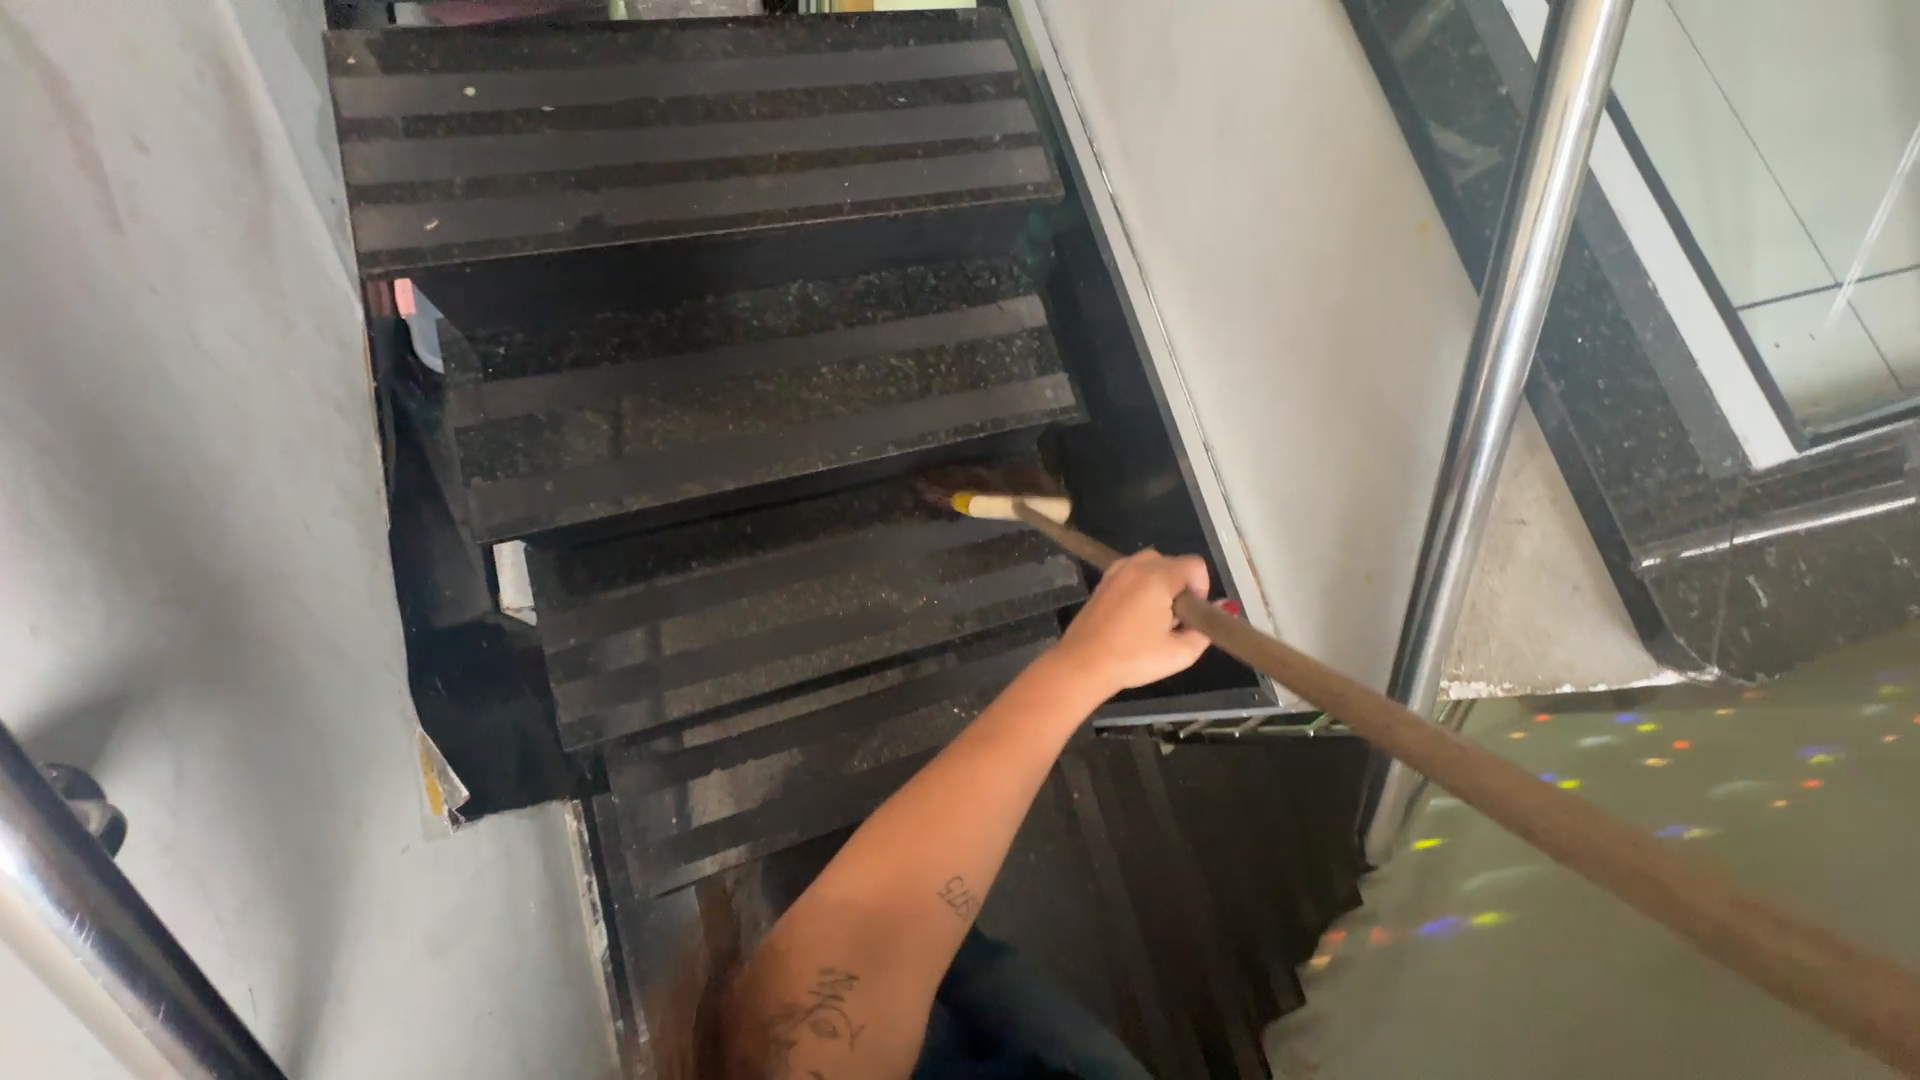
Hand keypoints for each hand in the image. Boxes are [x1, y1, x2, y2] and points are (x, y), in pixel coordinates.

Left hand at [1051, 550, 1213, 696]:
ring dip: (1160, 583)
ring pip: (1150, 565)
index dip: (1201, 587)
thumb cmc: (1134, 658)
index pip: (1194, 564)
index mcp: (1158, 577)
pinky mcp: (1102, 583)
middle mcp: (1136, 566)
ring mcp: (1115, 572)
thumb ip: (1205, 629)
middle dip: (1181, 586)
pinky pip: (1130, 572)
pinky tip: (1134, 614)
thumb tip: (1222, 607)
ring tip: (1155, 616)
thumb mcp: (1180, 653)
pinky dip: (1139, 584)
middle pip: (1172, 562)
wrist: (1084, 664)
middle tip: (1174, 619)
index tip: (1192, 613)